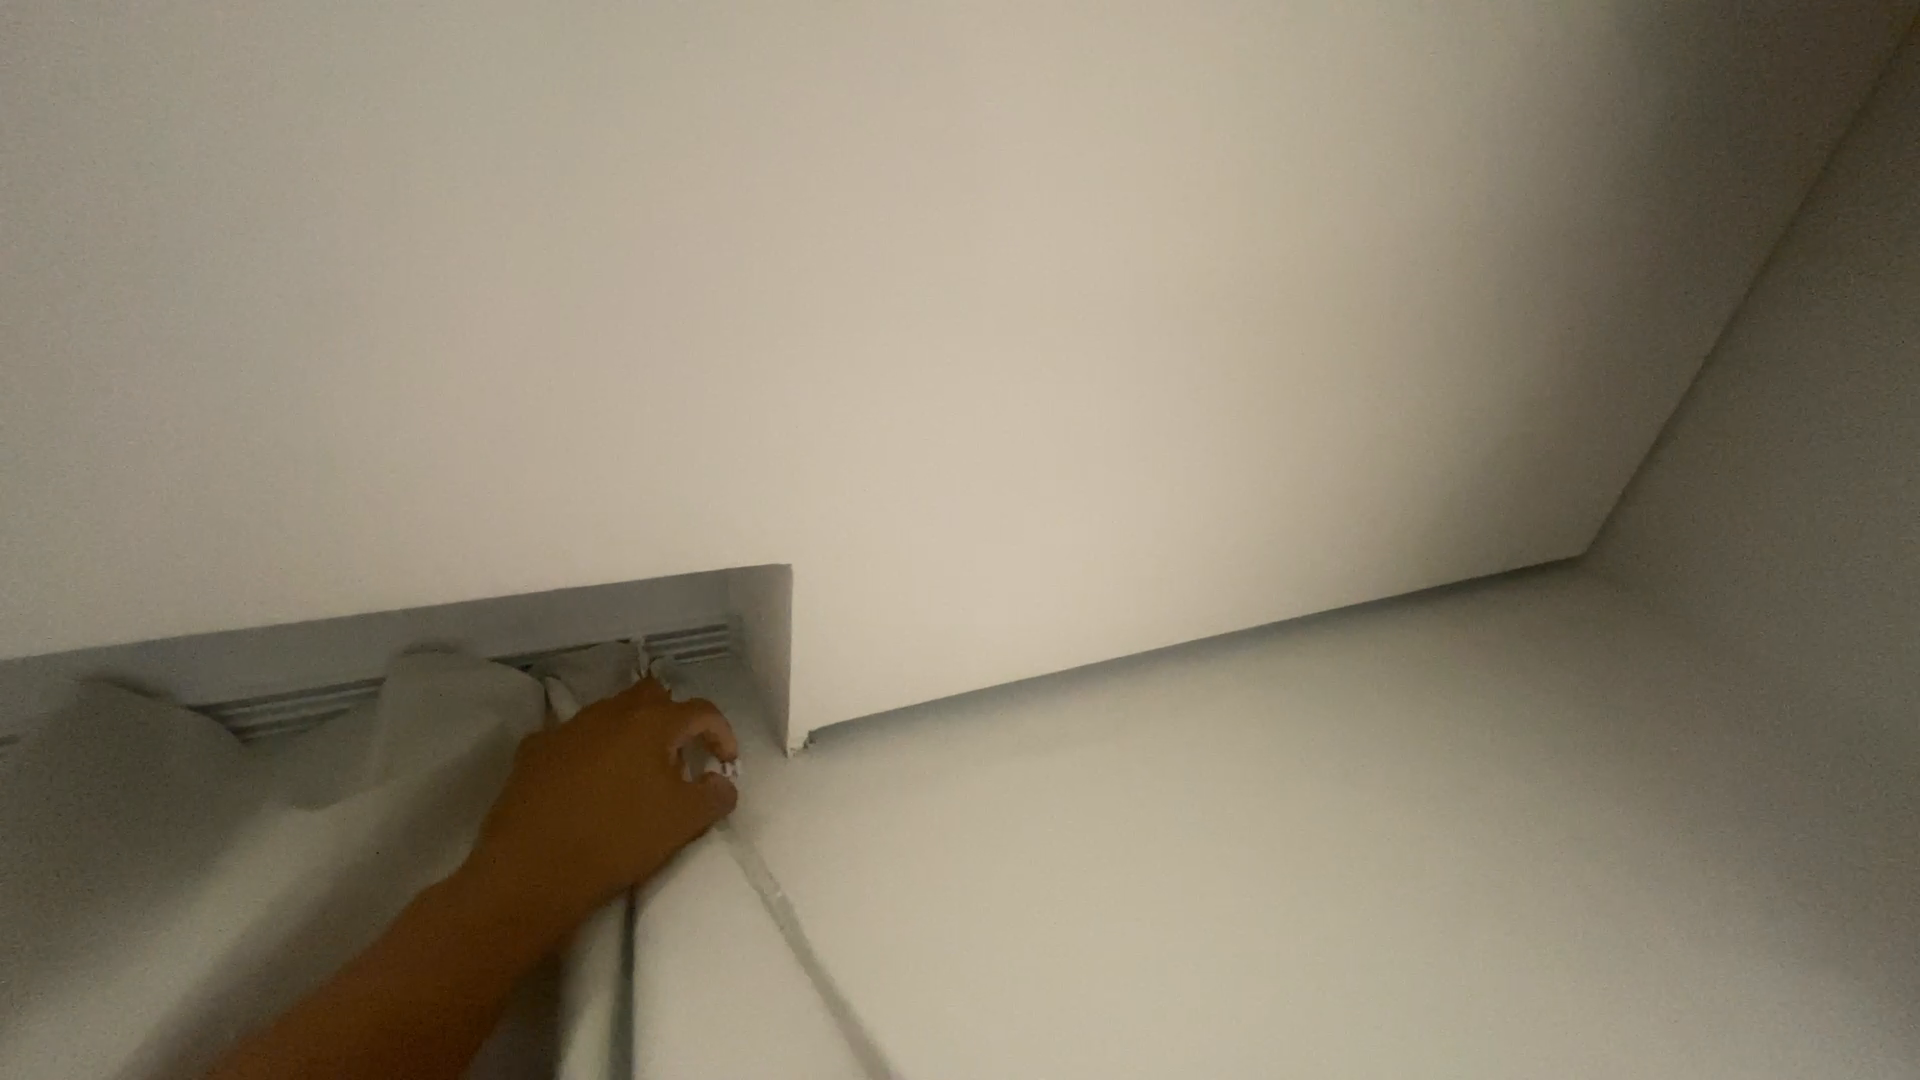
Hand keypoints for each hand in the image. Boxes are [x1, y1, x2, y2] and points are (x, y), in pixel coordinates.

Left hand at [463, 676, 739, 933]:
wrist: (530, 873)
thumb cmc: (618, 838)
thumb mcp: (685, 821)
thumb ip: (715, 795)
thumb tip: (721, 782)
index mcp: (653, 722)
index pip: (701, 711)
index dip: (721, 733)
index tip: (725, 763)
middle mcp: (610, 713)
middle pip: (652, 696)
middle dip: (672, 719)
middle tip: (678, 756)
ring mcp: (567, 729)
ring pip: (610, 714)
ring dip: (629, 733)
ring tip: (633, 772)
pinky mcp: (533, 753)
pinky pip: (572, 739)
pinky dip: (589, 751)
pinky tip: (587, 782)